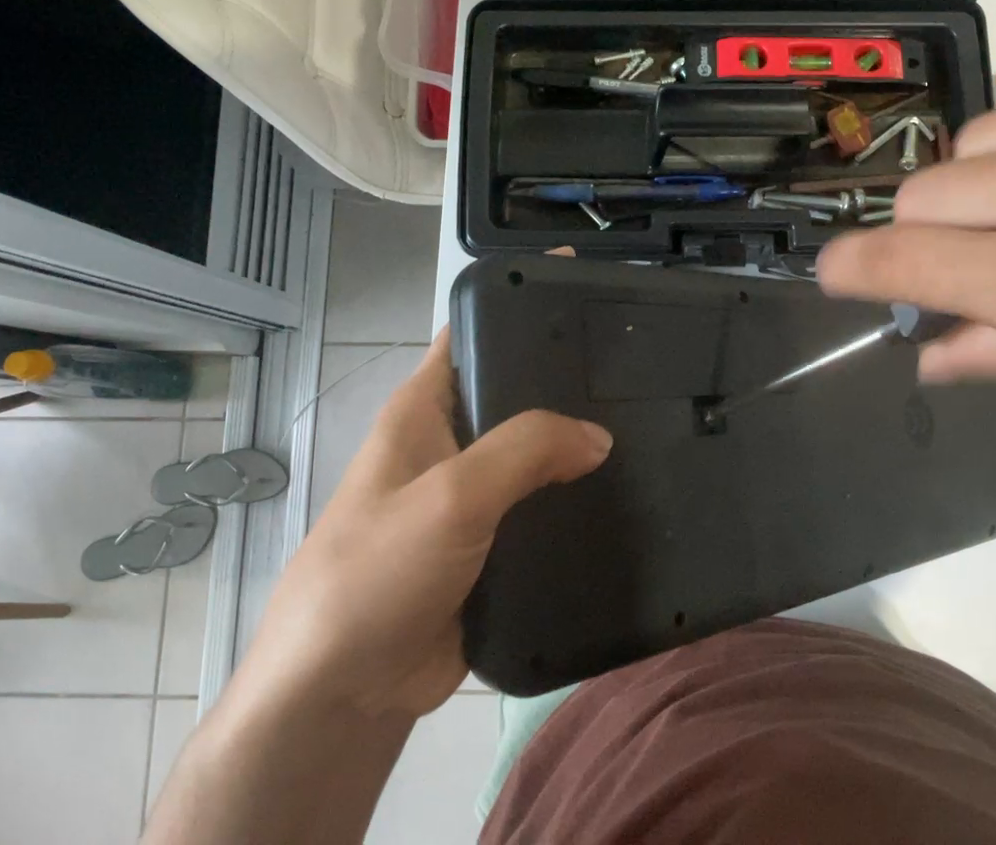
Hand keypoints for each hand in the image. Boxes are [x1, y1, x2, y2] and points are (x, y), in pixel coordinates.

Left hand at [233, 330, 611, 717]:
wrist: (346, 690)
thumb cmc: (378, 572)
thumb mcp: (451, 495)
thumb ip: (526, 451)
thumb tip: (599, 436)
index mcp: (422, 411)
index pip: (470, 337)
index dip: (519, 314)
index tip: (585, 305)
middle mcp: (447, 447)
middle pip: (513, 400)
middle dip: (566, 390)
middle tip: (638, 379)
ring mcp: (469, 502)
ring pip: (534, 462)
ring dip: (575, 457)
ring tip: (649, 437)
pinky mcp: (489, 552)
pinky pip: (540, 518)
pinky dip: (573, 510)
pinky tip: (625, 504)